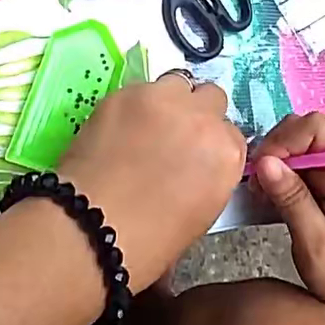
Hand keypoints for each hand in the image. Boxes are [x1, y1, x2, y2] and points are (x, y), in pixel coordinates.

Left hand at [56, 72, 244, 289]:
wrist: (93, 226)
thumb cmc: (149, 241)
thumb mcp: (199, 214)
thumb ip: (207, 177)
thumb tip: (192, 165)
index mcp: (226, 154)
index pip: (231, 134)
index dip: (210, 143)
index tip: (195, 153)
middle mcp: (201, 118)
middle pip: (210, 97)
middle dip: (195, 113)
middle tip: (172, 135)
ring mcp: (162, 100)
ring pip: (176, 83)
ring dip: (167, 101)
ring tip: (145, 127)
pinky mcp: (124, 93)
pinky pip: (138, 90)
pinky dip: (132, 106)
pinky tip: (117, 129)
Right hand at [251, 112, 324, 324]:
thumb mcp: (318, 247)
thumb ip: (293, 201)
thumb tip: (264, 162)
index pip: (317, 128)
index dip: (284, 141)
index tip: (262, 171)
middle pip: (304, 130)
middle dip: (275, 151)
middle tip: (258, 185)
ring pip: (295, 144)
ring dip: (273, 164)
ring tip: (261, 195)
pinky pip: (296, 163)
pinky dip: (277, 175)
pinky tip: (268, 198)